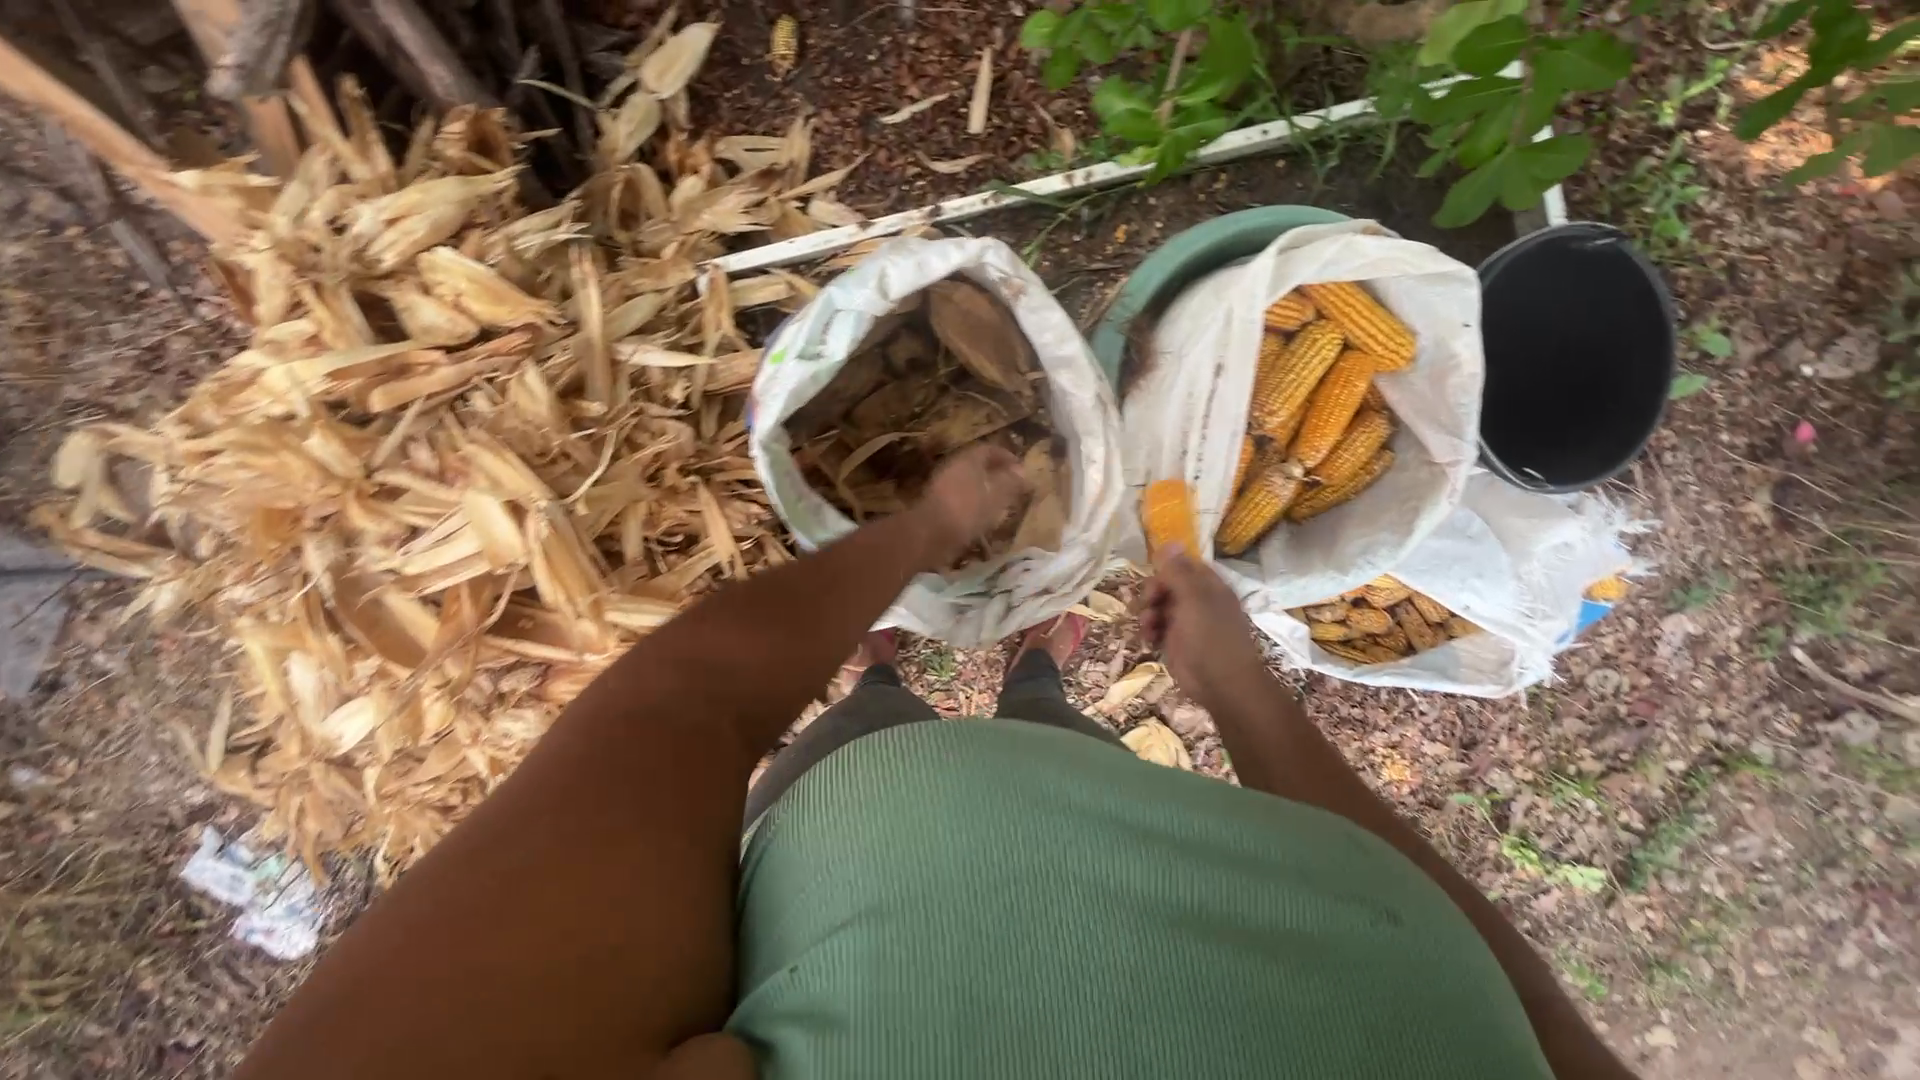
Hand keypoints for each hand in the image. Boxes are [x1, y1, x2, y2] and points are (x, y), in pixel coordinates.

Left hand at [910, 444, 1024, 568]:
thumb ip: (1011, 482)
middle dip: (996, 472)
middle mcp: (953, 468)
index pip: (989, 450)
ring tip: (1001, 502)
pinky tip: (983, 516)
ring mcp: (942, 486)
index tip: (1020, 467)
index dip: (1006, 456)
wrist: (929, 535)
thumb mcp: (996, 496)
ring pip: (969, 481)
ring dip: (985, 488)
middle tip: (1012, 484)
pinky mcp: (937, 505)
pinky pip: (961, 497)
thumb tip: (1022, 471)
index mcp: (967, 460)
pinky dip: (974, 502)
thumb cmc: (967, 510)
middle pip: (977, 465)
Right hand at [1140, 548, 1276, 712]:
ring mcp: (1187, 622)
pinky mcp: (1176, 642)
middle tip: (1148, 603)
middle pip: (1167, 584)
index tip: (1153, 575)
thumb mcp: (1194, 599)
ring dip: (1148, 612)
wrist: (1221, 684)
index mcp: (1209, 586)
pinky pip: (1156, 628)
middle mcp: (1198, 601)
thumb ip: (1178, 572)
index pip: (1184, 565)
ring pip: (1159, 606)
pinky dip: (1149, 630)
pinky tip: (1148, 639)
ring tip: (1147, 626)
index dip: (1167, 568)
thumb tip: (1169, 542)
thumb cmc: (1211, 637)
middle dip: (1153, 592)